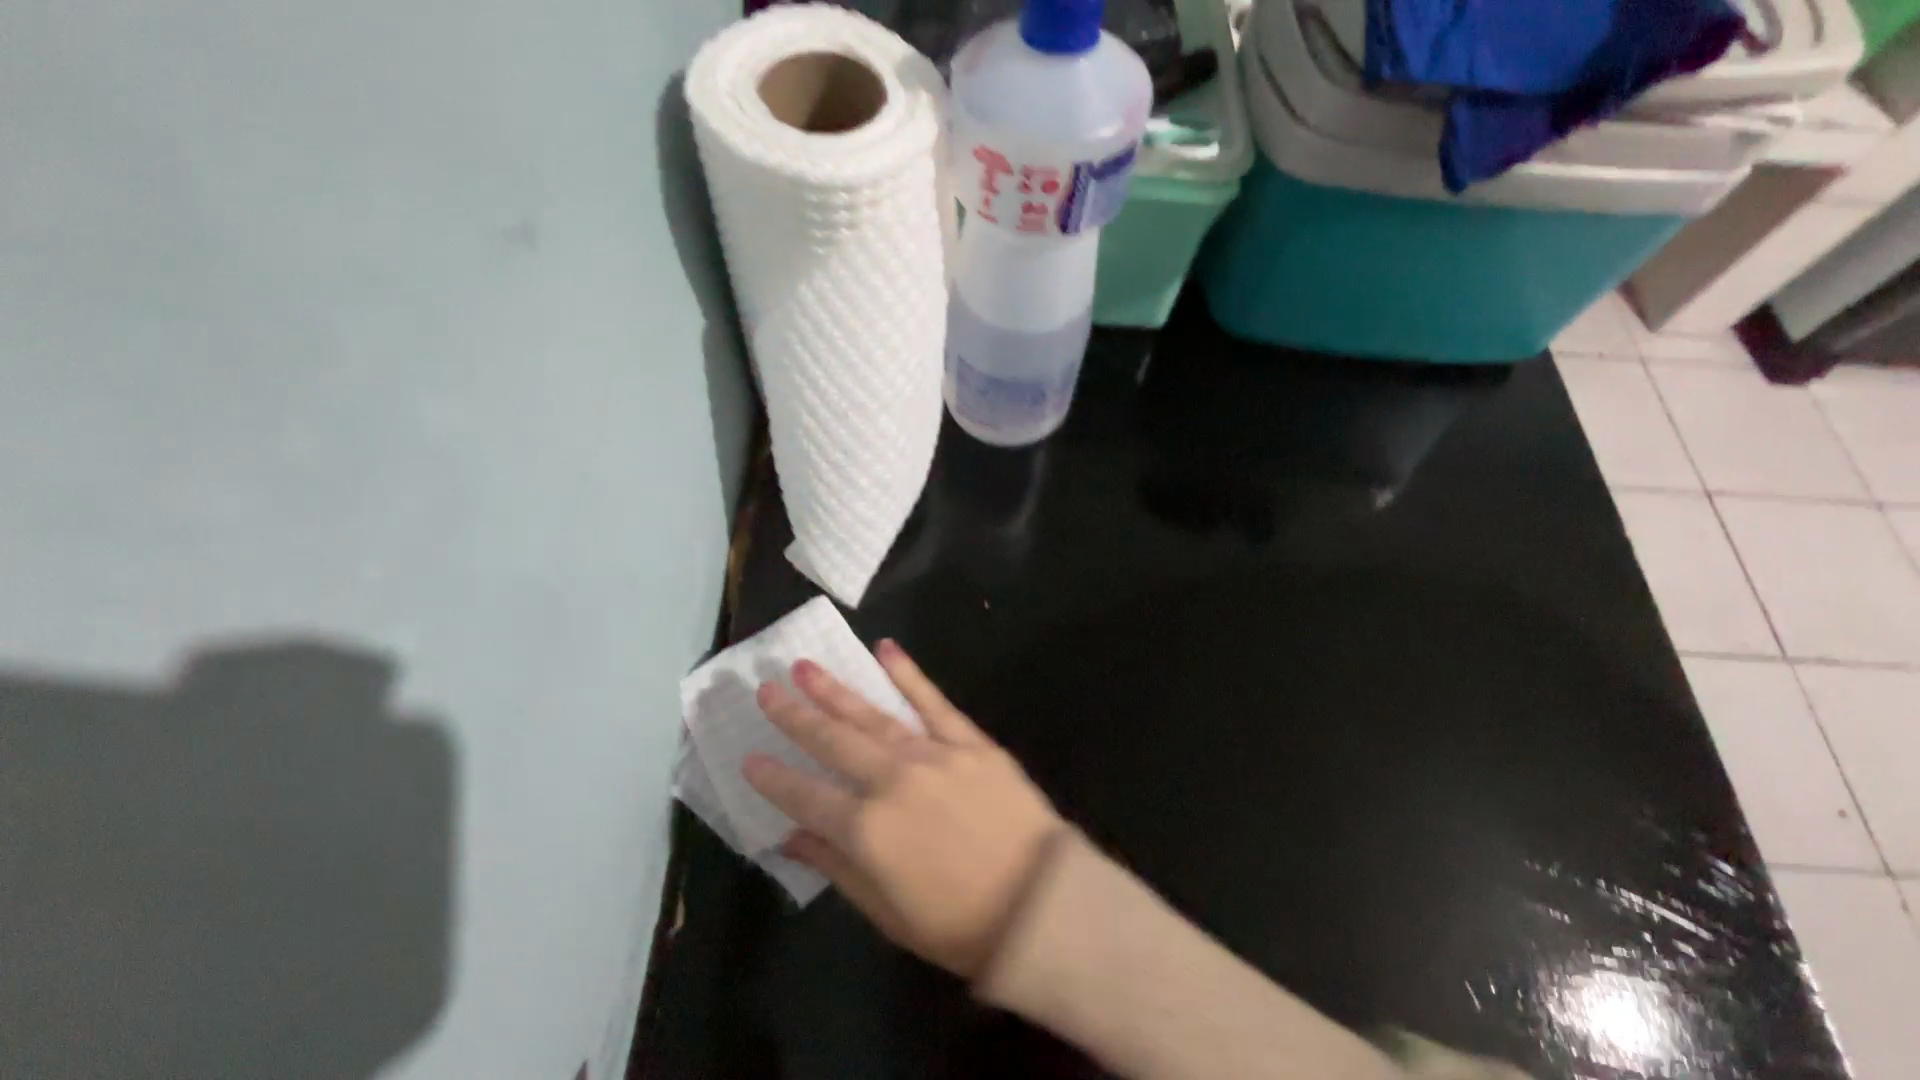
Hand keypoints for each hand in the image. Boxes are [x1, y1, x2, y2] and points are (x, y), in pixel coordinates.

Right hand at [742, 640, 1063, 978]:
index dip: (773, 778)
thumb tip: (791, 837)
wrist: (1041, 904)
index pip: (805, 796)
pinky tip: (886, 650)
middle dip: (795, 716)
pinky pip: (934, 703)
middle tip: (766, 688)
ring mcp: (934, 755)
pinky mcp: (972, 743)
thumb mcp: (886, 911)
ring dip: (836, 690)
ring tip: (805, 667)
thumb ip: (836, 866)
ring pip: (874, 716)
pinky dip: (909, 675)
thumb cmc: (958, 924)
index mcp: (866, 829)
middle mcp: (892, 781)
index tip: (748, 757)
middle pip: (833, 741)